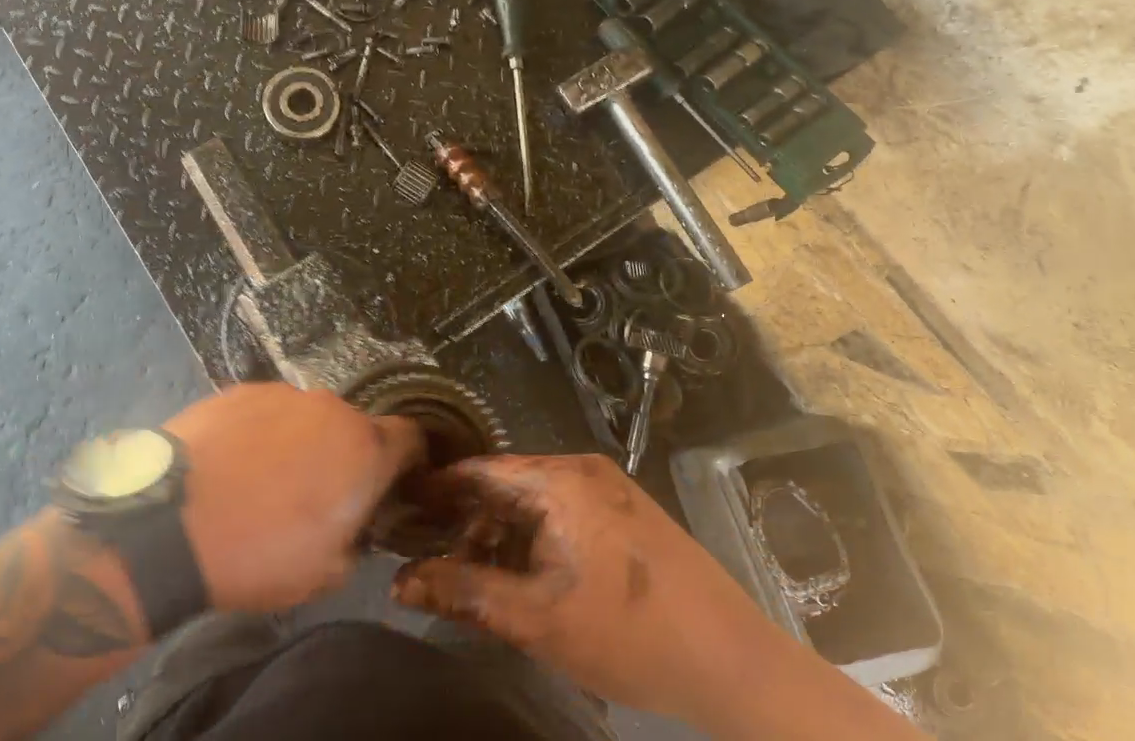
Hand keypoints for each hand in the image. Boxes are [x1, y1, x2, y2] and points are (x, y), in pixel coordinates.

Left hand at [164, 383, 424, 612]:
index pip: (412, 438)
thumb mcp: (328, 573)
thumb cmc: (259, 555)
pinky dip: (260, 433)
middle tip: (319, 495)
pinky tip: (234, 464)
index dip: (409, 461)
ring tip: (265, 481)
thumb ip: (358, 537)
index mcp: (365, 449)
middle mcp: (330, 409)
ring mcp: (280, 395)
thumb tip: (354, 521)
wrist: (168, 525)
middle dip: (346, 457)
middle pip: (354, 428)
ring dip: (301, 443)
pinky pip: (265, 413)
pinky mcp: (236, 391)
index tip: (395, 484)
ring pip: (307, 419)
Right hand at [388, 454, 790, 723]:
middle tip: (428, 556)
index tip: (398, 514)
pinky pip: (562, 513)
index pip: (476, 471)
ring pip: (532, 501)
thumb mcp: (535, 618)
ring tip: (471, 575)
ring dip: (499, 535)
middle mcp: (582, 471)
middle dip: (465, 521)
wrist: (736, 664)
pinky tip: (521, 576)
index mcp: (559, 480)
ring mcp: (609, 490)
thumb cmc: (629, 635)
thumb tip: (399, 583)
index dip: (434, 493)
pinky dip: (532, 539)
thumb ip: (462, 592)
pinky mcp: (627, 514)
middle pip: (504, 485)